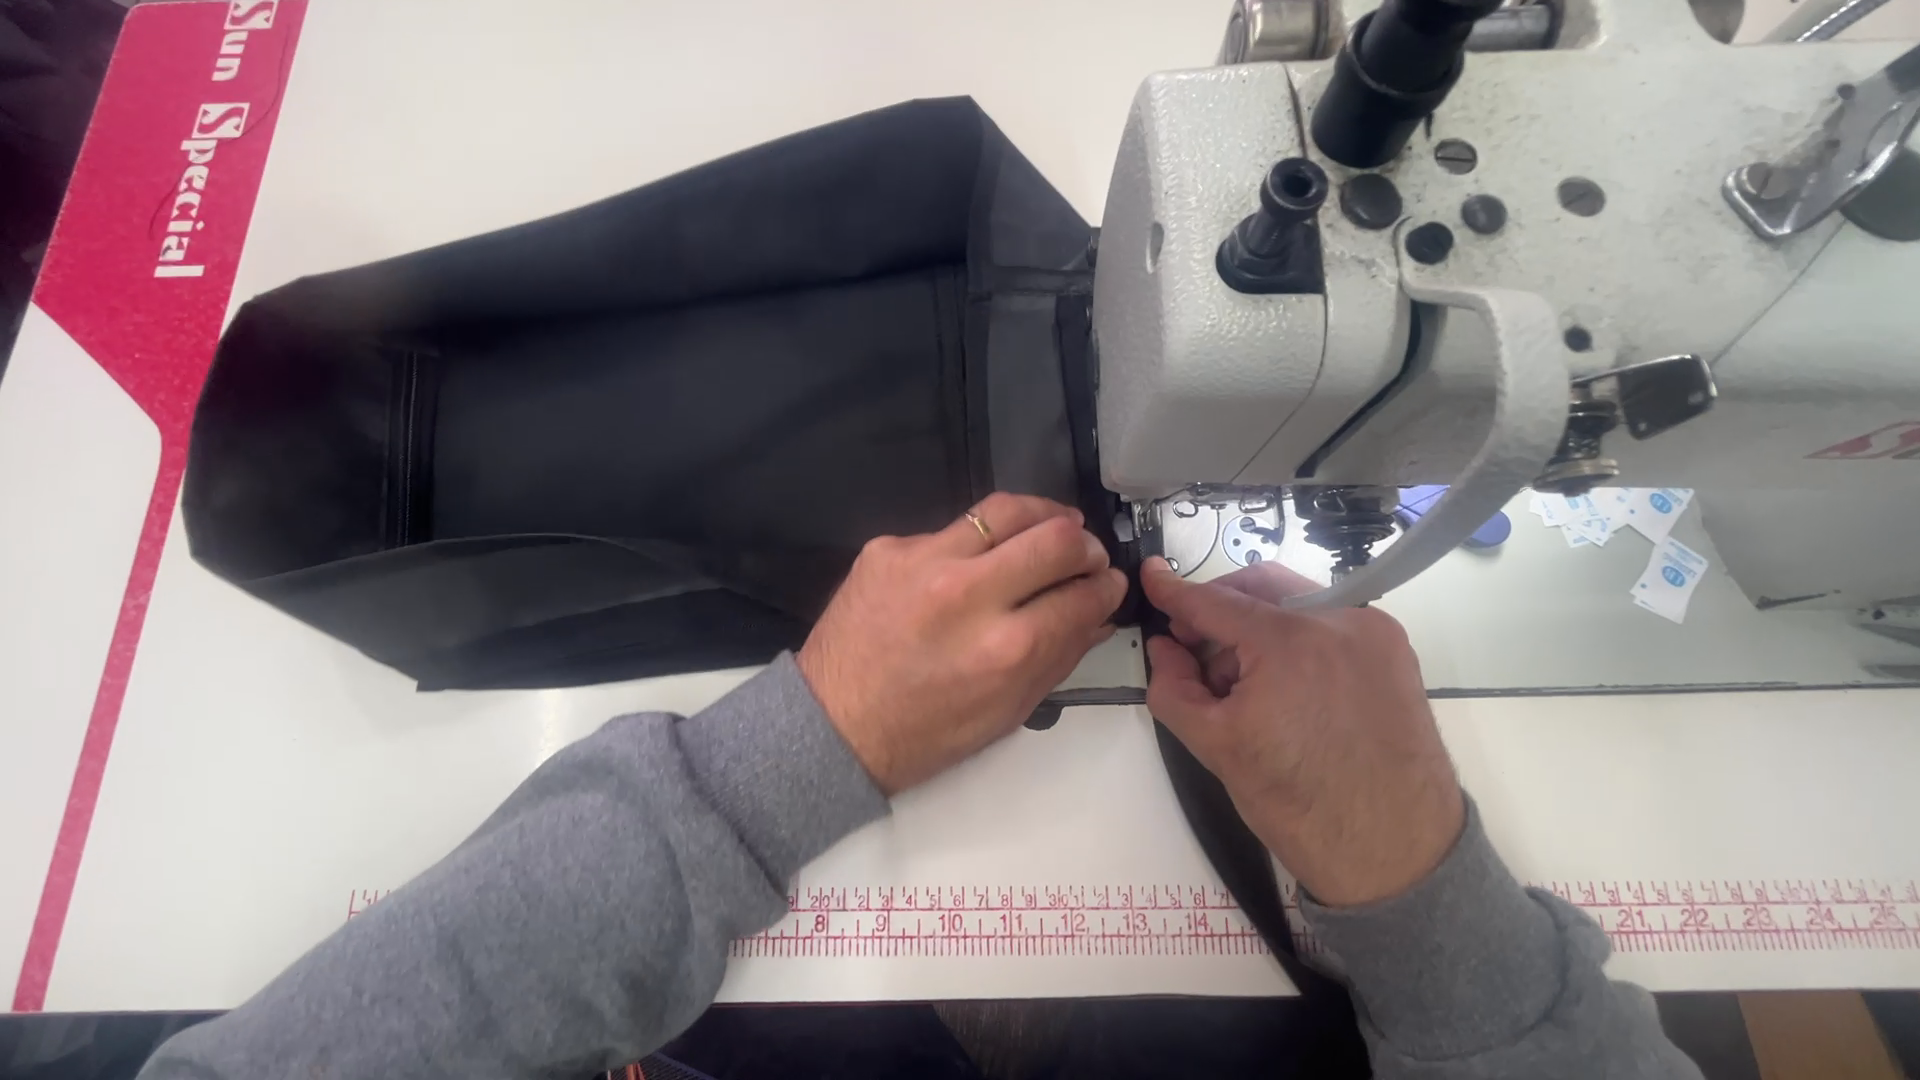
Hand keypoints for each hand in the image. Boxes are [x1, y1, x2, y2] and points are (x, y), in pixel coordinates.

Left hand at [798, 493, 1128, 794]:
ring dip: (1043, 516)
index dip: (1107, 587)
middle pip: (1055, 538)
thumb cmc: (924, 733)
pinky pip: (952, 529)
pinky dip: (977, 543)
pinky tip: (976, 561)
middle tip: (1087, 553)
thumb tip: (1097, 616)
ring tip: (1053, 526)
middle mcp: (968, 594)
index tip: (1108, 584)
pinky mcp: (888, 547)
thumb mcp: (1006, 713)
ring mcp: (924, 561)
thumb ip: (1059, 658)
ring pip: (1006, 510)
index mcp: (1005, 648)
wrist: (833, 724)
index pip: (1082, 595)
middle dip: (1085, 544)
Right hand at [1141, 557, 1463, 906]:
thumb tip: (1162, 648)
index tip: (1150, 574)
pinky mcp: (1395, 652)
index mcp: (1292, 642)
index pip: (1217, 602)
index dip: (1175, 590)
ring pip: (1295, 603)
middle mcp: (1341, 620)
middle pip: (1261, 587)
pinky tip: (1282, 686)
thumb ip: (1173, 686)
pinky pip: (1328, 624)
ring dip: (1256, 626)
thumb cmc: (1298, 805)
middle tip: (1191, 647)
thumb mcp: (1215, 745)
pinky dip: (1294, 639)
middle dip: (1219, 608)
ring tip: (1241, 682)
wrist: (1394, 856)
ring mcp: (1375, 633)